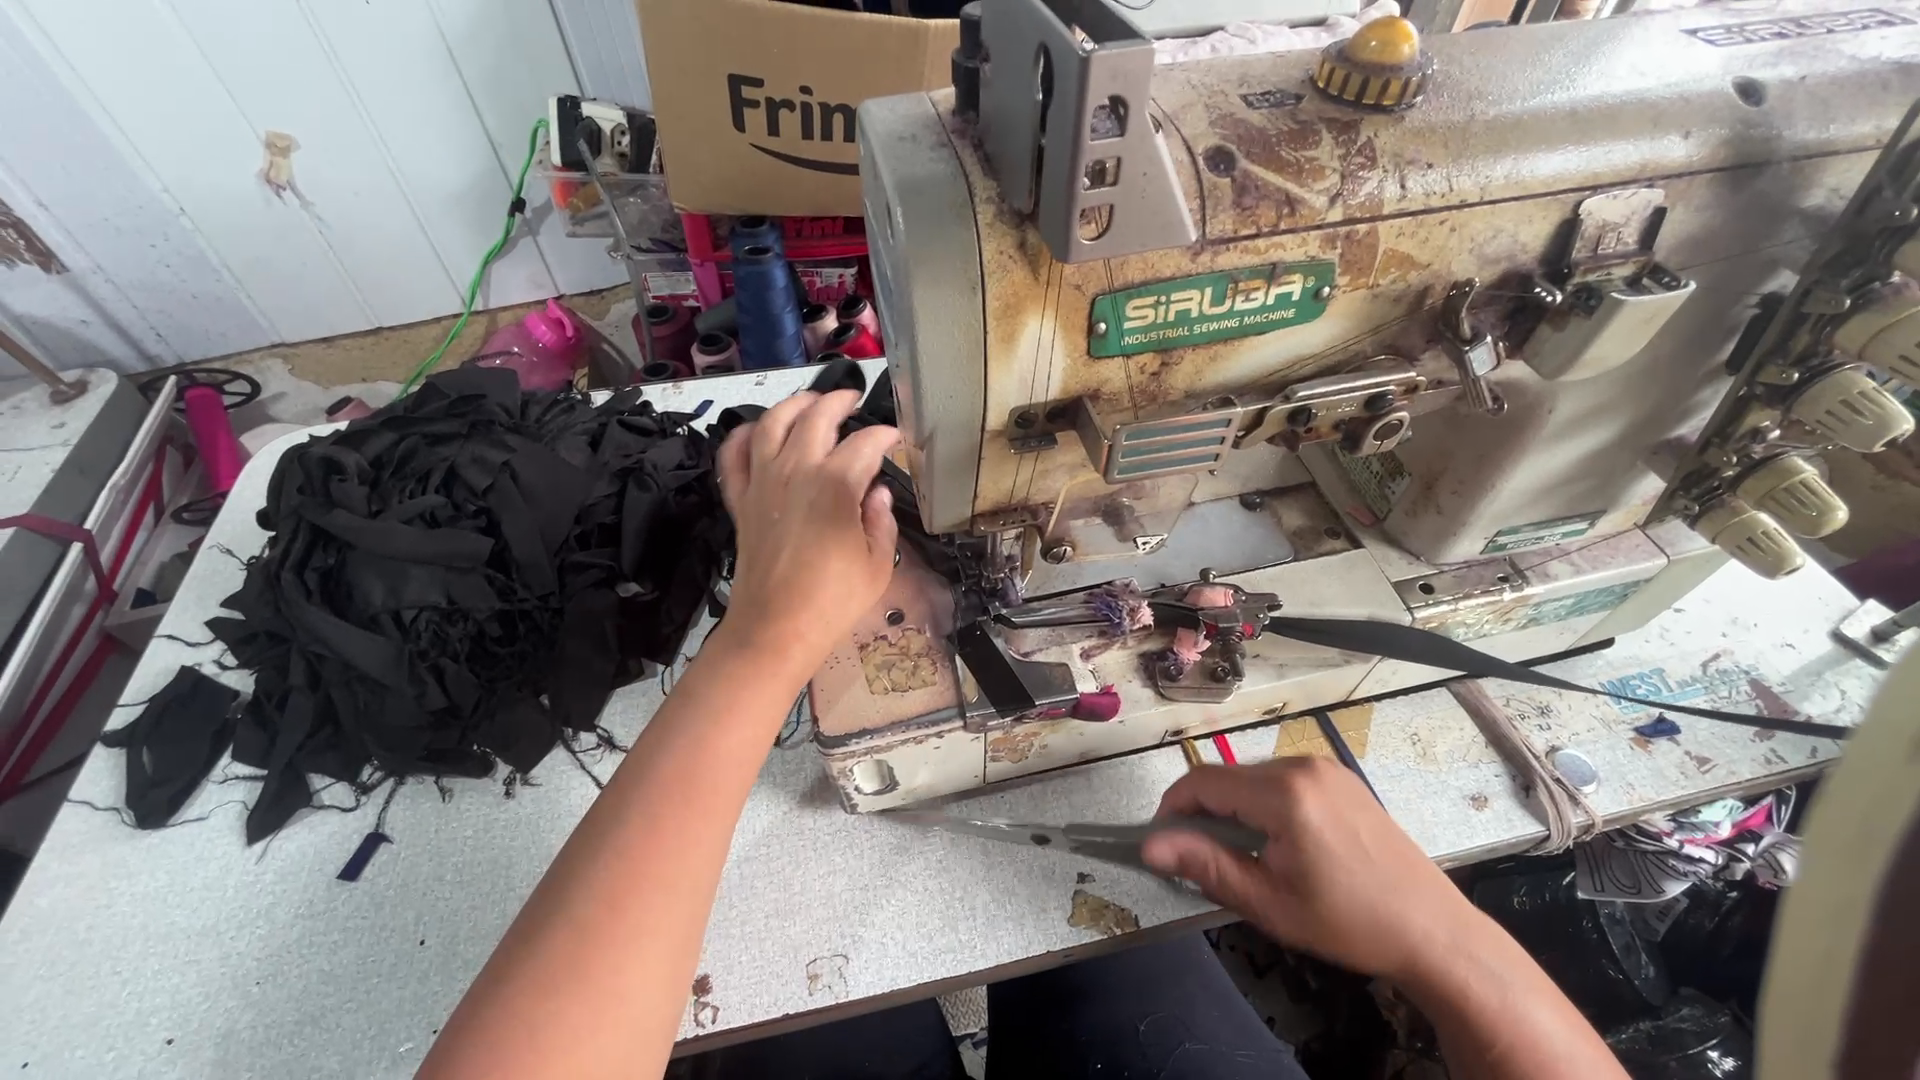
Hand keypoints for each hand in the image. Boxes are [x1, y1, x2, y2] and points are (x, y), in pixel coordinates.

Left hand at [714, 390, 899, 676]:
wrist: (775, 628)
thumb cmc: (833, 600)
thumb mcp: (876, 563)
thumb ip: (881, 520)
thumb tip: (876, 493)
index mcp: (836, 484)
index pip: (866, 443)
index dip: (886, 436)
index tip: (897, 441)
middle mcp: (796, 470)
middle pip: (817, 416)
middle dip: (840, 401)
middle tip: (854, 400)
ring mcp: (762, 482)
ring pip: (772, 422)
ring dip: (794, 404)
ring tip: (810, 401)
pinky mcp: (740, 500)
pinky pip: (733, 456)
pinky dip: (743, 436)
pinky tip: (756, 432)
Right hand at [1142, 757, 1484, 984]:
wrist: (1434, 932)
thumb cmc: (1347, 923)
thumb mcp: (1267, 902)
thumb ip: (1204, 866)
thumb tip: (1148, 847)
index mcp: (1284, 793)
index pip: (1202, 783)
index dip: (1172, 810)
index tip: (1164, 845)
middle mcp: (1302, 766)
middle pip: (1226, 777)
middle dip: (1205, 813)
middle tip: (1208, 861)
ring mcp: (1325, 768)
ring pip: (1252, 778)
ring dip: (1235, 809)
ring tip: (1249, 857)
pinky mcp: (1340, 778)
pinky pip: (1282, 780)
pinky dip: (1265, 804)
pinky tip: (1281, 843)